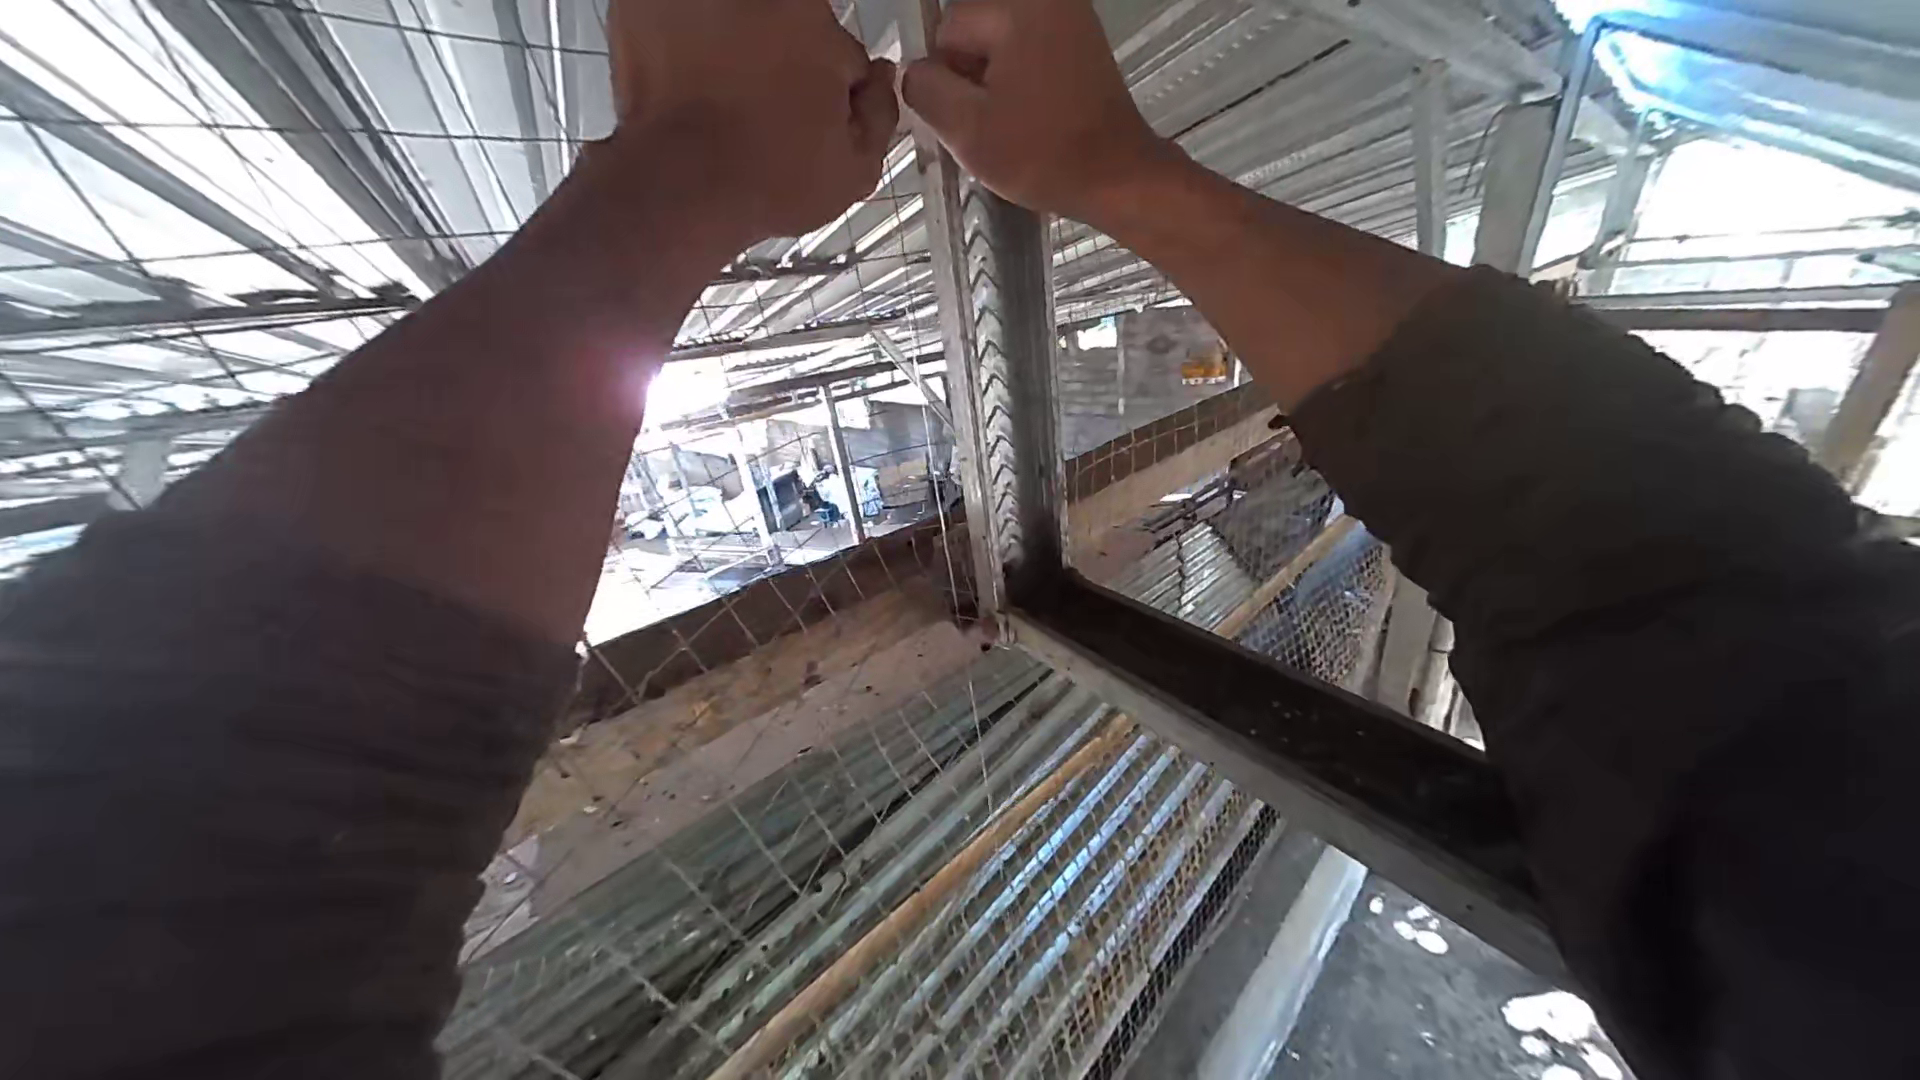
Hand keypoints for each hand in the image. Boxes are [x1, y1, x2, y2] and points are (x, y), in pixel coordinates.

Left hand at [606, 0, 898, 242]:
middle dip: (787, 69)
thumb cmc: (771, 181)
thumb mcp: (854, 169)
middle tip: (772, 125)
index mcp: (812, 18)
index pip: (841, 53)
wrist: (683, 188)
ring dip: (740, 58)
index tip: (819, 129)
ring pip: (736, 27)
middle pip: (787, 30)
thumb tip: (883, 79)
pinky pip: (682, 25)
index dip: (836, 98)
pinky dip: (689, 53)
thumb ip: (880, 115)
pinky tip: (696, 100)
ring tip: (730, 116)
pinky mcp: (643, 5)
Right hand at [901, 0, 1172, 223]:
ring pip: (1003, 50)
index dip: (946, 81)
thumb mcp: (968, 130)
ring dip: (997, 89)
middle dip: (973, 82)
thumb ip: (927, 92)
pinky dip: (1024, 89)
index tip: (967, 122)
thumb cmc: (1041, 156)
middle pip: (977, 33)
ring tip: (1014, 131)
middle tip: (991, 131)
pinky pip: (1033, 58)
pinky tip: (1033, 123)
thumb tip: (913, 73)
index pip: (948, 29)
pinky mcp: (1085, 46)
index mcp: (1015, 6)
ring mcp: (1071, 17)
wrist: (1116, 176)